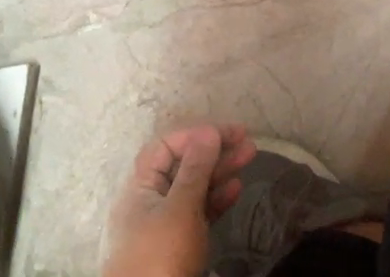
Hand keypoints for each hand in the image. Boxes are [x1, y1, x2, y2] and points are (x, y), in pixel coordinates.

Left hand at [103, 123, 258, 276]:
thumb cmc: (160, 256)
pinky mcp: (178, 243)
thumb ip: (195, 169)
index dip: (194, 134)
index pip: (164, 147)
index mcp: (139, 189)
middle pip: (182, 165)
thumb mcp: (180, 209)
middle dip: (214, 150)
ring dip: (221, 170)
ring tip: (250, 157)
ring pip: (194, 187)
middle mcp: (149, 202)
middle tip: (247, 141)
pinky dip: (217, 198)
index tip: (225, 133)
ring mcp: (163, 224)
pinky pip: (199, 211)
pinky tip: (235, 190)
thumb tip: (208, 132)